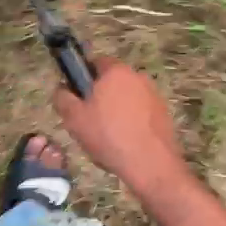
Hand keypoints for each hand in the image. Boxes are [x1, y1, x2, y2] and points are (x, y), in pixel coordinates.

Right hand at [54, 57, 186, 195]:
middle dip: (101, 97)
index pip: (96, 63)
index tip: (78, 99)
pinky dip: (132, 122)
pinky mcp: (163, 112)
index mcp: (115, 71)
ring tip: (109, 137)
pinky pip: (141, 112)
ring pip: (127, 98)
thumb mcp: (74, 119)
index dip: (84, 79)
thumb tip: (62, 88)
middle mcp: (137, 76)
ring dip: (117, 110)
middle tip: (90, 121)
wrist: (150, 163)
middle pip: (112, 82)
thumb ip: (62, 98)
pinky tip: (126, 142)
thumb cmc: (108, 135)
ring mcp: (153, 94)